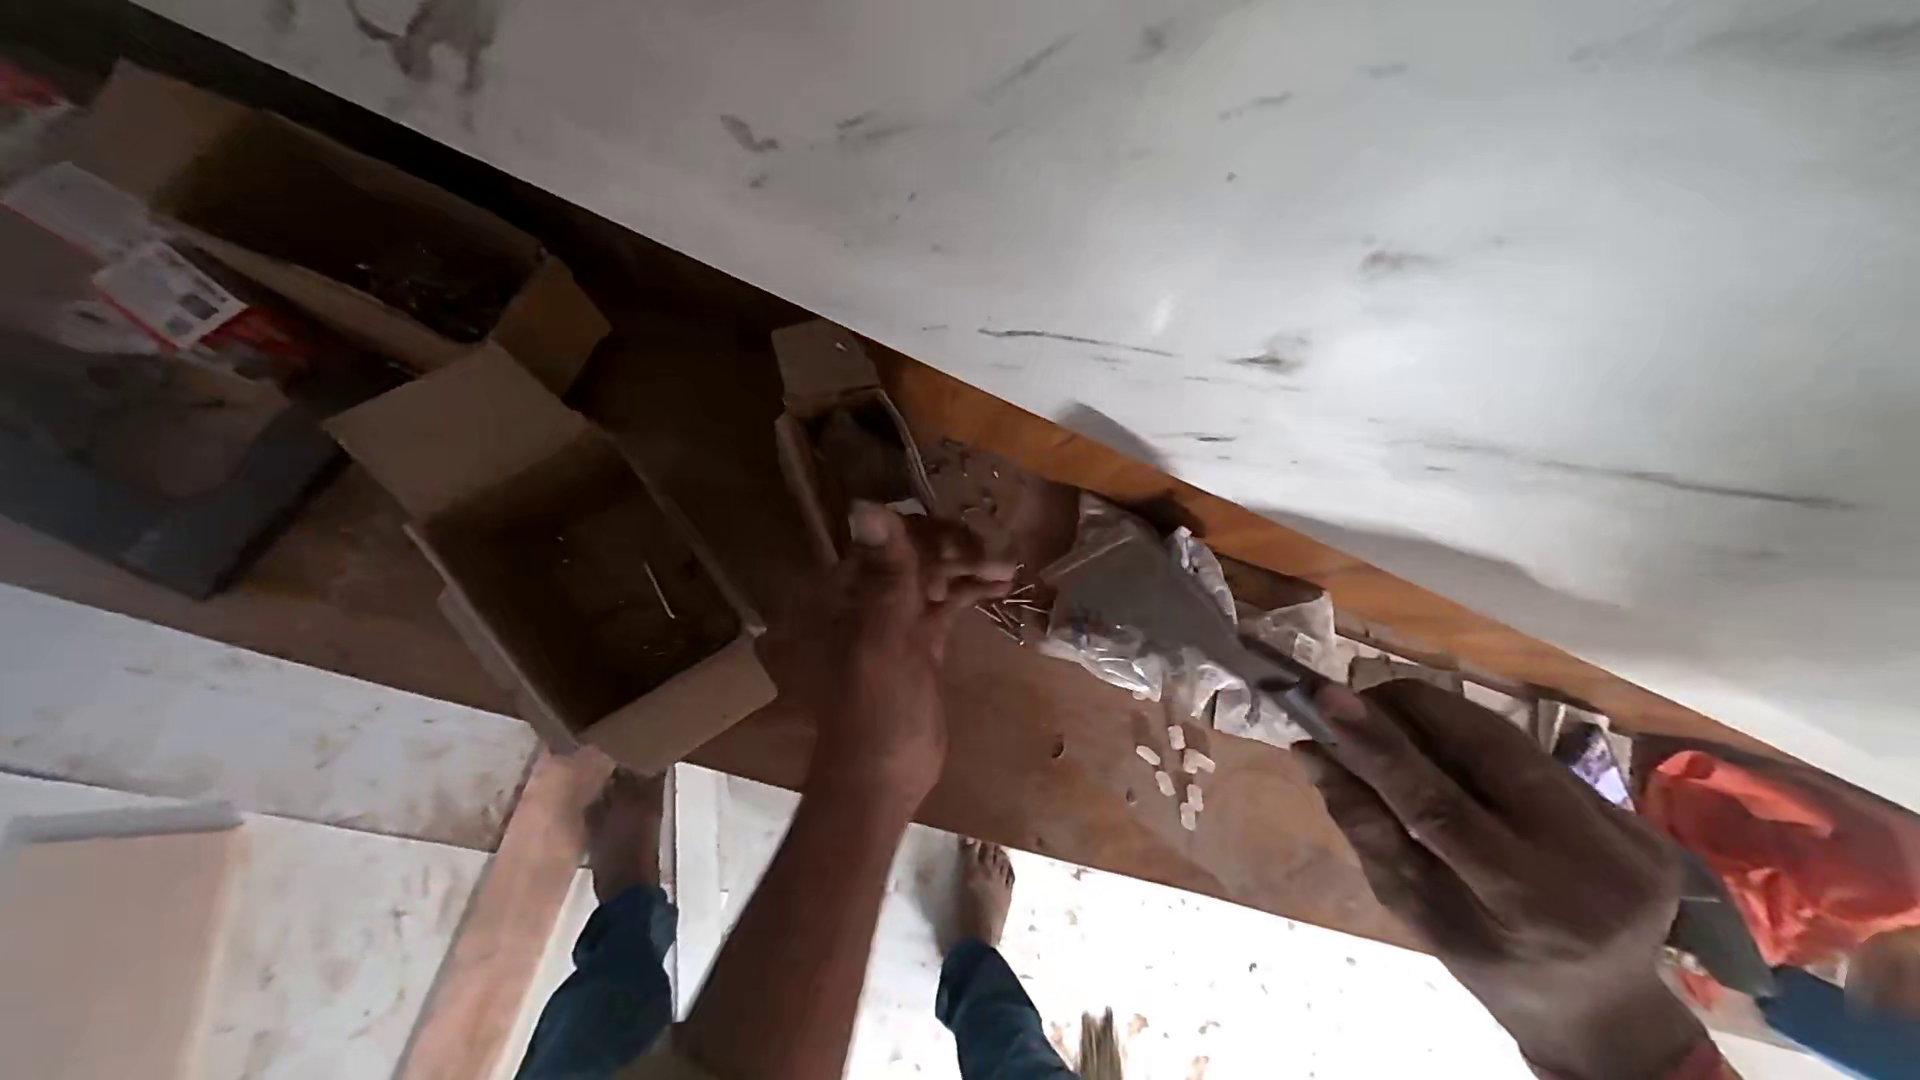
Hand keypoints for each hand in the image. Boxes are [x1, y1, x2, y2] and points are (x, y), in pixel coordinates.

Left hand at [759, 501, 1013, 811]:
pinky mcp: (922, 642)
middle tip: (995, 559)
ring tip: (1007, 568)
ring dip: (969, 568)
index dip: (931, 533)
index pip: (892, 538)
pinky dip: (971, 591)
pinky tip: (1001, 586)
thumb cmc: (878, 711)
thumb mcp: (883, 639)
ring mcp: (898, 620)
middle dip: (956, 549)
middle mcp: (871, 597)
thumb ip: (884, 574)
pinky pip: (948, 602)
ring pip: (936, 575)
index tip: (969, 545)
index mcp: (851, 590)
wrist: (883, 776)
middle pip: (917, 552)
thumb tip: (865, 502)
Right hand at [1298, 680, 1705, 1079]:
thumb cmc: (1487, 963)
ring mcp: (1627, 832)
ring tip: (1389, 724)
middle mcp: (1593, 861)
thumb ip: (1362, 825)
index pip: (1439, 804)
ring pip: (1507, 736)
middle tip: (1352, 703)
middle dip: (1409, 708)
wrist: (1603, 1004)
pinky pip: (1529, 752)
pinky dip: (1471, 740)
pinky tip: (1448, 759)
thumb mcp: (1411, 906)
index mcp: (1530, 904)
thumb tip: (1311, 751)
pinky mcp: (1634, 815)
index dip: (1378, 744)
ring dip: (1436, 717)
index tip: (1327, 697)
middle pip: (1487, 745)